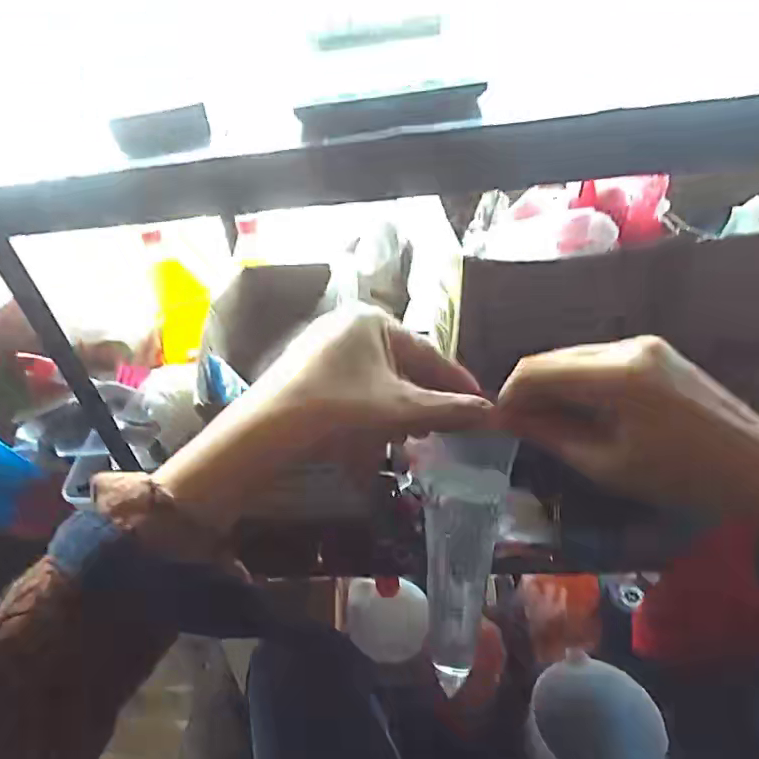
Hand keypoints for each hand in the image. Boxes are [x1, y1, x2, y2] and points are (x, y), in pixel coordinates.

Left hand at [153, 306, 491, 528]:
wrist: (266, 429)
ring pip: (374, 382)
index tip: (481, 405)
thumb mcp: (400, 409)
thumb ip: (448, 409)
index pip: (428, 354)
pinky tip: (373, 438)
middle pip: (401, 368)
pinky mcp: (303, 372)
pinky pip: (349, 390)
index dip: (457, 383)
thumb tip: (492, 412)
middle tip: (441, 429)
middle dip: (423, 402)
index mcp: (373, 320)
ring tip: (408, 438)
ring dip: (396, 412)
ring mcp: (320, 347)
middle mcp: (346, 325)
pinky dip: (367, 412)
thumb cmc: (339, 408)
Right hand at [496, 337, 758, 516]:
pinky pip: (597, 360)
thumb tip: (508, 420)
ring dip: (551, 385)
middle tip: (518, 426)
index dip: (509, 395)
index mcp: (617, 375)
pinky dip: (576, 382)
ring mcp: (644, 344)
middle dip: (527, 390)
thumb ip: (551, 435)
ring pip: (572, 357)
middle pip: (552, 357)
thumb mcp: (606, 464)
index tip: (499, 424)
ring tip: (547, 422)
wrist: (758, 467)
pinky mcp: (654, 351)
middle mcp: (628, 346)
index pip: (536, 369)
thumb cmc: (680, 476)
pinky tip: (578, 411)